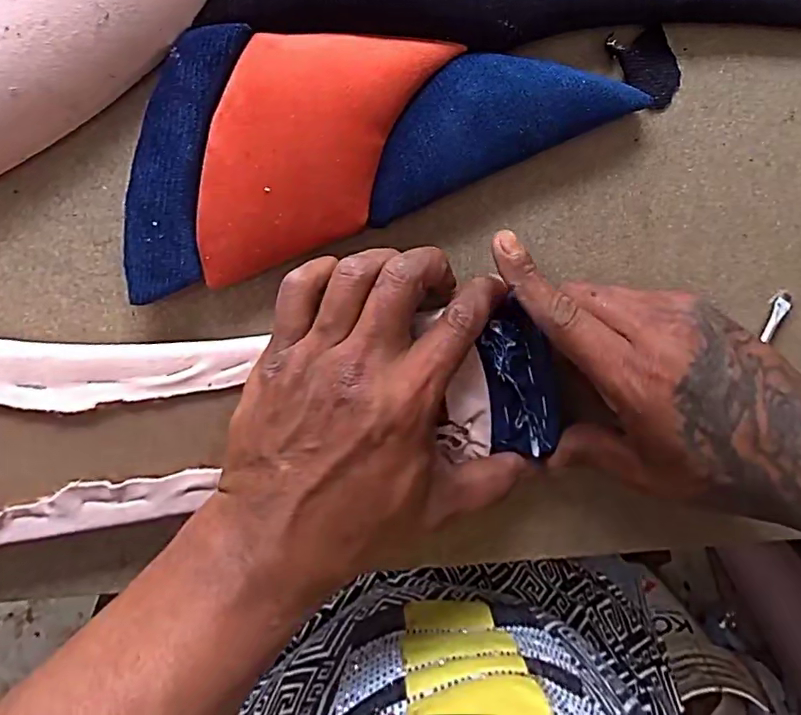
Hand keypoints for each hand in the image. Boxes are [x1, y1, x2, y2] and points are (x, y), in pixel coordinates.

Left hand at [208, 247, 533, 600]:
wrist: (270, 537)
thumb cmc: (353, 525)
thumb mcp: (435, 509)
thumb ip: (490, 480)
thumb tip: (530, 461)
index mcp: (408, 395)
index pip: (459, 320)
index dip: (484, 293)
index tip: (489, 290)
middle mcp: (363, 361)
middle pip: (403, 276)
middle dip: (431, 263)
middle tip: (438, 282)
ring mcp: (316, 352)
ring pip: (351, 273)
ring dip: (382, 262)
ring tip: (392, 277)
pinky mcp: (279, 352)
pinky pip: (297, 289)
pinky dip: (321, 271)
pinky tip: (337, 281)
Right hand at [490, 230, 800, 529]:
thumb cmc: (725, 467)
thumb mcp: (651, 473)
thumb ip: (591, 451)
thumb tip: (549, 452)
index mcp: (634, 374)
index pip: (567, 315)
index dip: (529, 280)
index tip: (504, 245)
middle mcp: (653, 330)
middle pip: (581, 294)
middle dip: (552, 304)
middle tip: (543, 338)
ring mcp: (678, 310)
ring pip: (607, 292)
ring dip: (586, 310)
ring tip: (595, 352)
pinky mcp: (695, 304)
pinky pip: (636, 297)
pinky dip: (618, 313)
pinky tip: (633, 347)